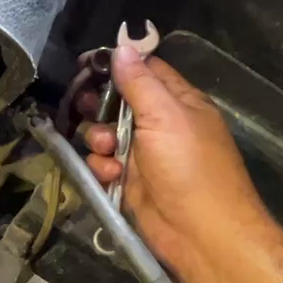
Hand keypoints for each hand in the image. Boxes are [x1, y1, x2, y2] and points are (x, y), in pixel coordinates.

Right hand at [84, 40, 273, 282]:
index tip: (85, 64)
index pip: (145, 71)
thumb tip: (121, 47)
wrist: (201, 234)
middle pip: (119, 102)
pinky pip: (105, 164)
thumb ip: (139, 82)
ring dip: (98, 139)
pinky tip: (111, 176)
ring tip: (107, 149)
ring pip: (106, 134)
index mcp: (180, 103)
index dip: (116, 65)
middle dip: (99, 105)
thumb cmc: (189, 168)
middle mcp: (162, 125)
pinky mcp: (131, 182)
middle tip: (81, 106)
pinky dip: (103, 167)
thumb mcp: (165, 116)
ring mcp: (146, 155)